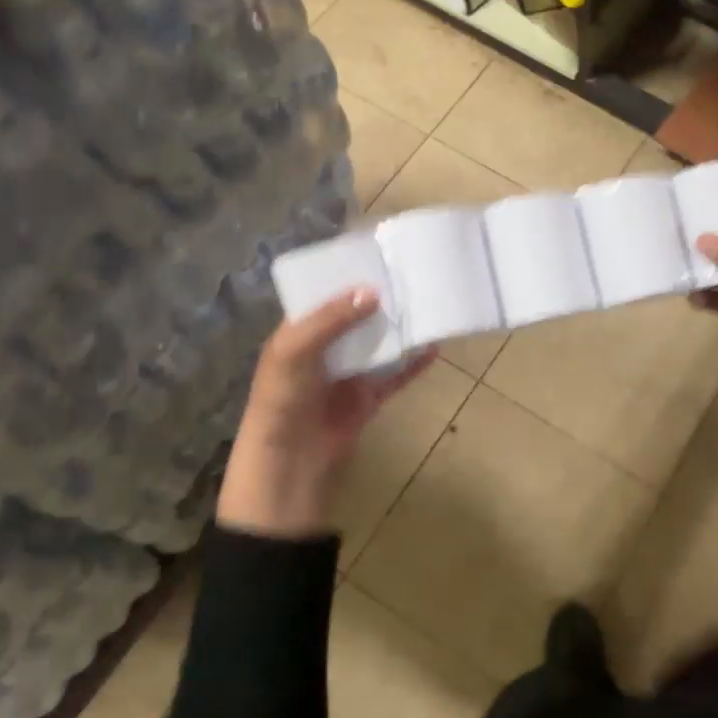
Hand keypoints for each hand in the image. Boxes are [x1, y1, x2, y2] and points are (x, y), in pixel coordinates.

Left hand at [218, 289, 436, 536]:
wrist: (290, 462)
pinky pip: (395, 376)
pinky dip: (413, 363)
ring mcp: (348, 374)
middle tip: (411, 274)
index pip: (323, 296)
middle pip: (356, 317)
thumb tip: (373, 292)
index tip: (377, 255)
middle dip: (380, 299)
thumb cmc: (283, 400)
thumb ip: (330, 320)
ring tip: (427, 304)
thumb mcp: (294, 351)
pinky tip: (434, 348)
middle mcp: (324, 350)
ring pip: (379, 344)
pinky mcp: (368, 398)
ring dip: (399, 328)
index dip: (346, 277)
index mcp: (298, 333)